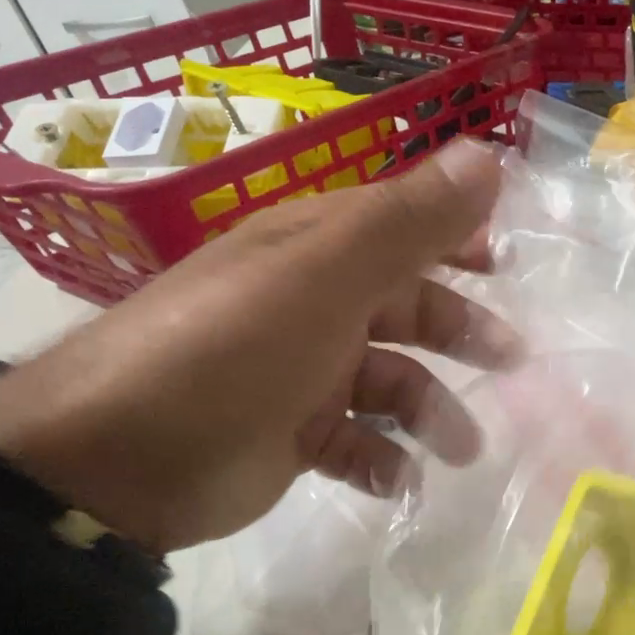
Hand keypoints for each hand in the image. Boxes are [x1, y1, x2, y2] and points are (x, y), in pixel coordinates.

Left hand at [0, 140, 517, 552]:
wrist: (122, 460)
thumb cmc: (232, 352)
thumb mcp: (324, 278)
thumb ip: (408, 224)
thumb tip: (487, 155)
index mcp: (314, 252)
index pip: (399, 228)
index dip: (456, 238)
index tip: (511, 263)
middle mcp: (311, 305)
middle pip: (406, 308)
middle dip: (461, 332)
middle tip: (512, 361)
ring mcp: (302, 374)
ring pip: (391, 383)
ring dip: (431, 412)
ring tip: (461, 450)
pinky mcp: (294, 436)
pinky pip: (358, 443)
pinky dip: (384, 461)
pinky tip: (399, 480)